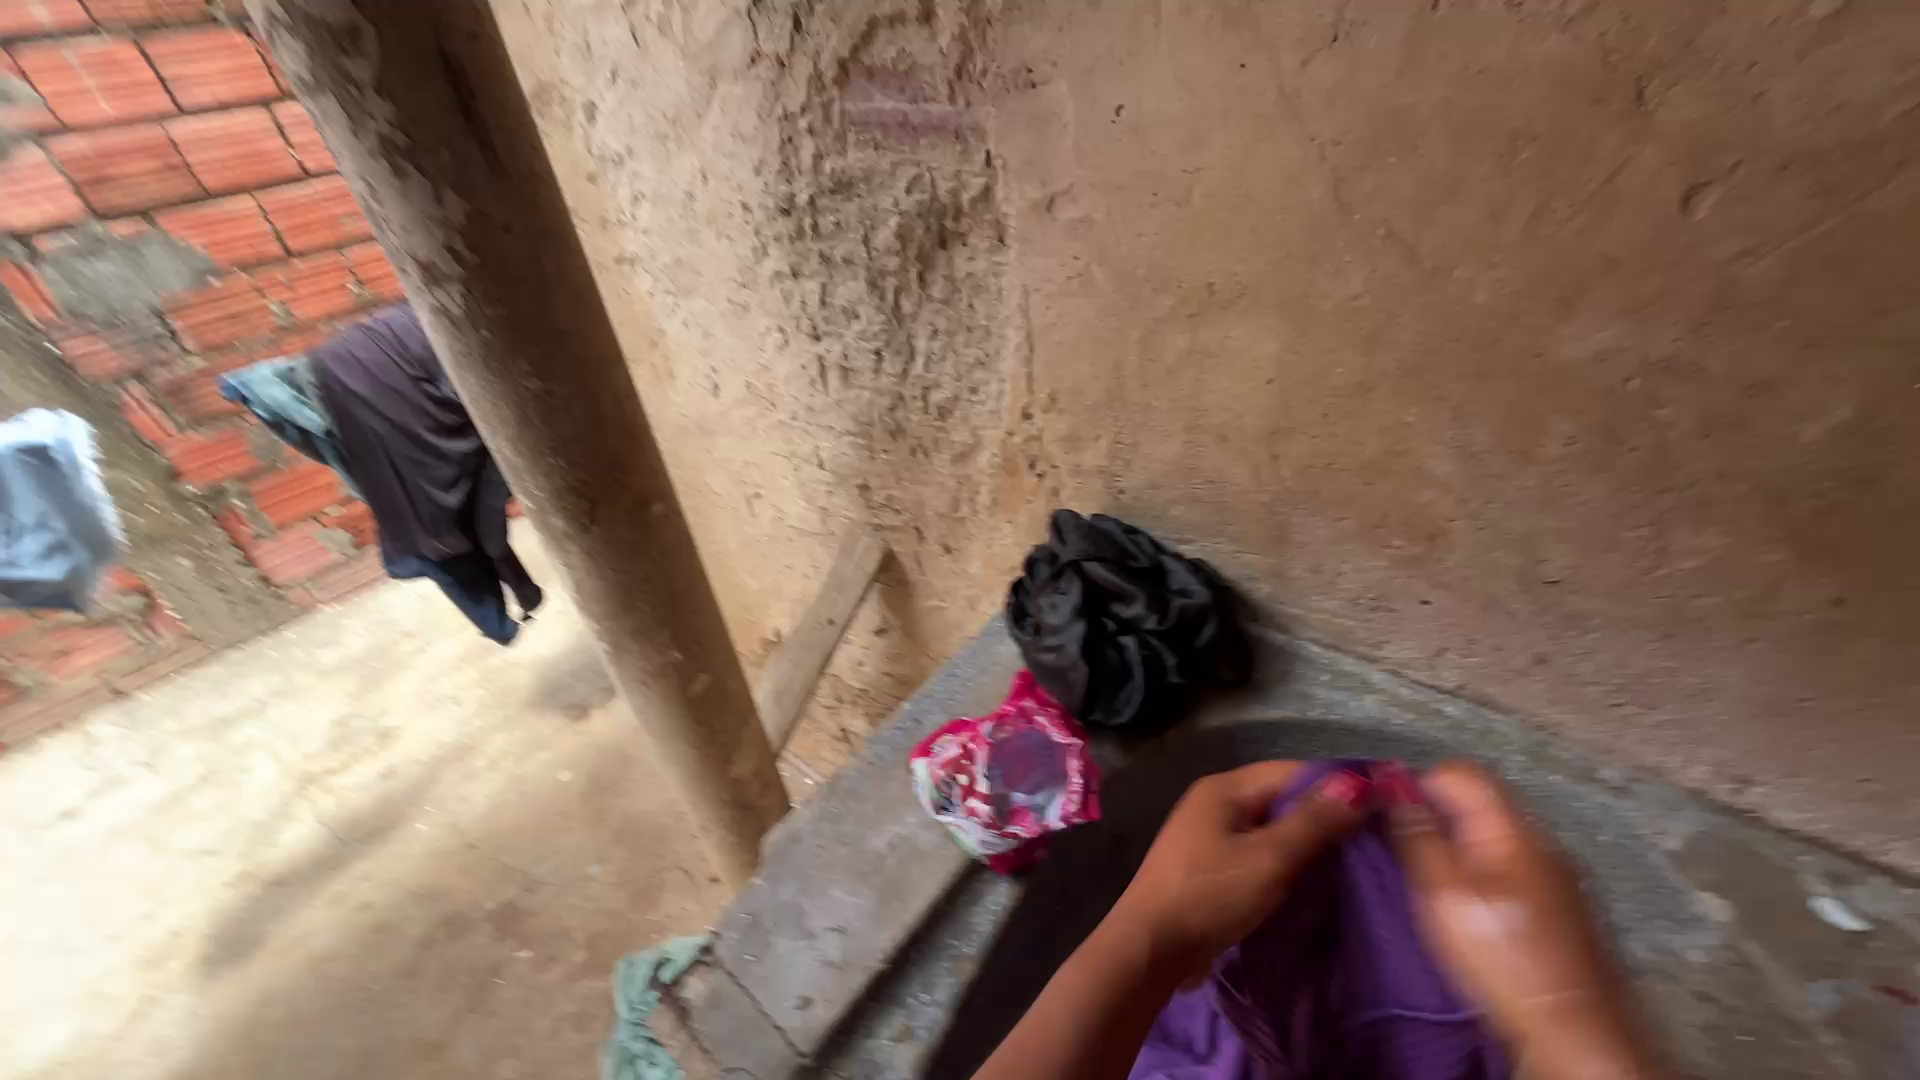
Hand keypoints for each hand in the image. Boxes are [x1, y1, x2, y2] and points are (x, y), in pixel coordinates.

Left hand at [1108, 760, 1369, 977]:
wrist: (1153, 945)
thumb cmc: (1210, 894)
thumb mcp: (1269, 858)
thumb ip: (1312, 822)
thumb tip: (1357, 783)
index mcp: (1224, 788)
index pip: (1291, 771)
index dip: (1336, 786)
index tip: (1381, 809)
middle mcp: (1216, 802)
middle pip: (1281, 798)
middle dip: (1324, 817)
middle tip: (1374, 843)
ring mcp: (1210, 833)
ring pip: (1272, 828)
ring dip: (1306, 844)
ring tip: (1353, 865)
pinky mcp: (1211, 865)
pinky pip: (1258, 852)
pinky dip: (1285, 863)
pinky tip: (1313, 884)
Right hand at [1381, 761, 1663, 1079]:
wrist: (1580, 1038)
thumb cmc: (1501, 958)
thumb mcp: (1442, 892)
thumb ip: (1415, 832)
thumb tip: (1391, 781)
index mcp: (1514, 829)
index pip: (1460, 770)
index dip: (1418, 781)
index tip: (1386, 812)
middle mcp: (1542, 839)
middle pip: (1479, 797)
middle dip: (1434, 810)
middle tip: (1399, 847)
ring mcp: (1558, 872)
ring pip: (1492, 830)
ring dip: (1455, 838)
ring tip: (1426, 875)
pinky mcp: (1562, 903)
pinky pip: (1509, 859)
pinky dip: (1479, 864)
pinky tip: (1466, 901)